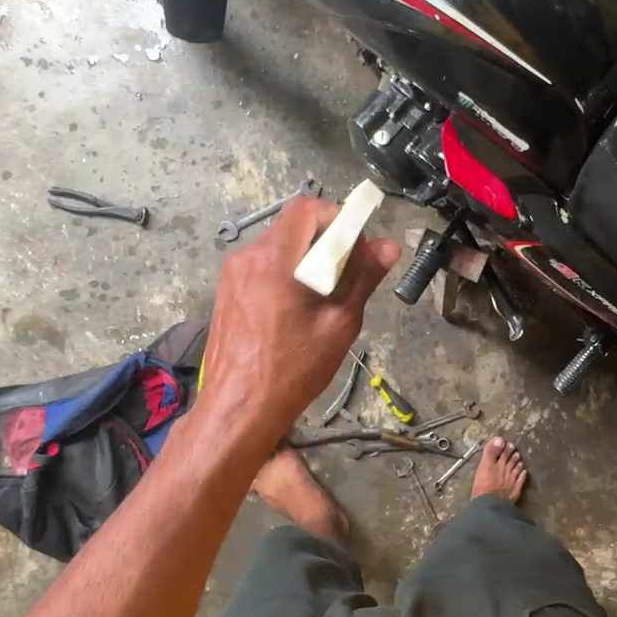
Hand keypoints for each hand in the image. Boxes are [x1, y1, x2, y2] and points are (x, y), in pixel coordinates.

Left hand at [199, 195, 401, 446]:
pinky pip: (264, 267)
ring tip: (325, 301)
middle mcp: (248, 257)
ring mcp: (233, 274)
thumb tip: (389, 246)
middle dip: (326, 243)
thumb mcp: (339, 323)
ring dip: (308, 261)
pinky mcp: (227, 291)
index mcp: (275, 259)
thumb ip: (363, 277)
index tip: (357, 250)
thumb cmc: (293, 369)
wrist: (238, 408)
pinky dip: (287, 275)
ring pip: (280, 247)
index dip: (338, 218)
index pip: (306, 208)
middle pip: (293, 227)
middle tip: (348, 280)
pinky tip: (298, 313)